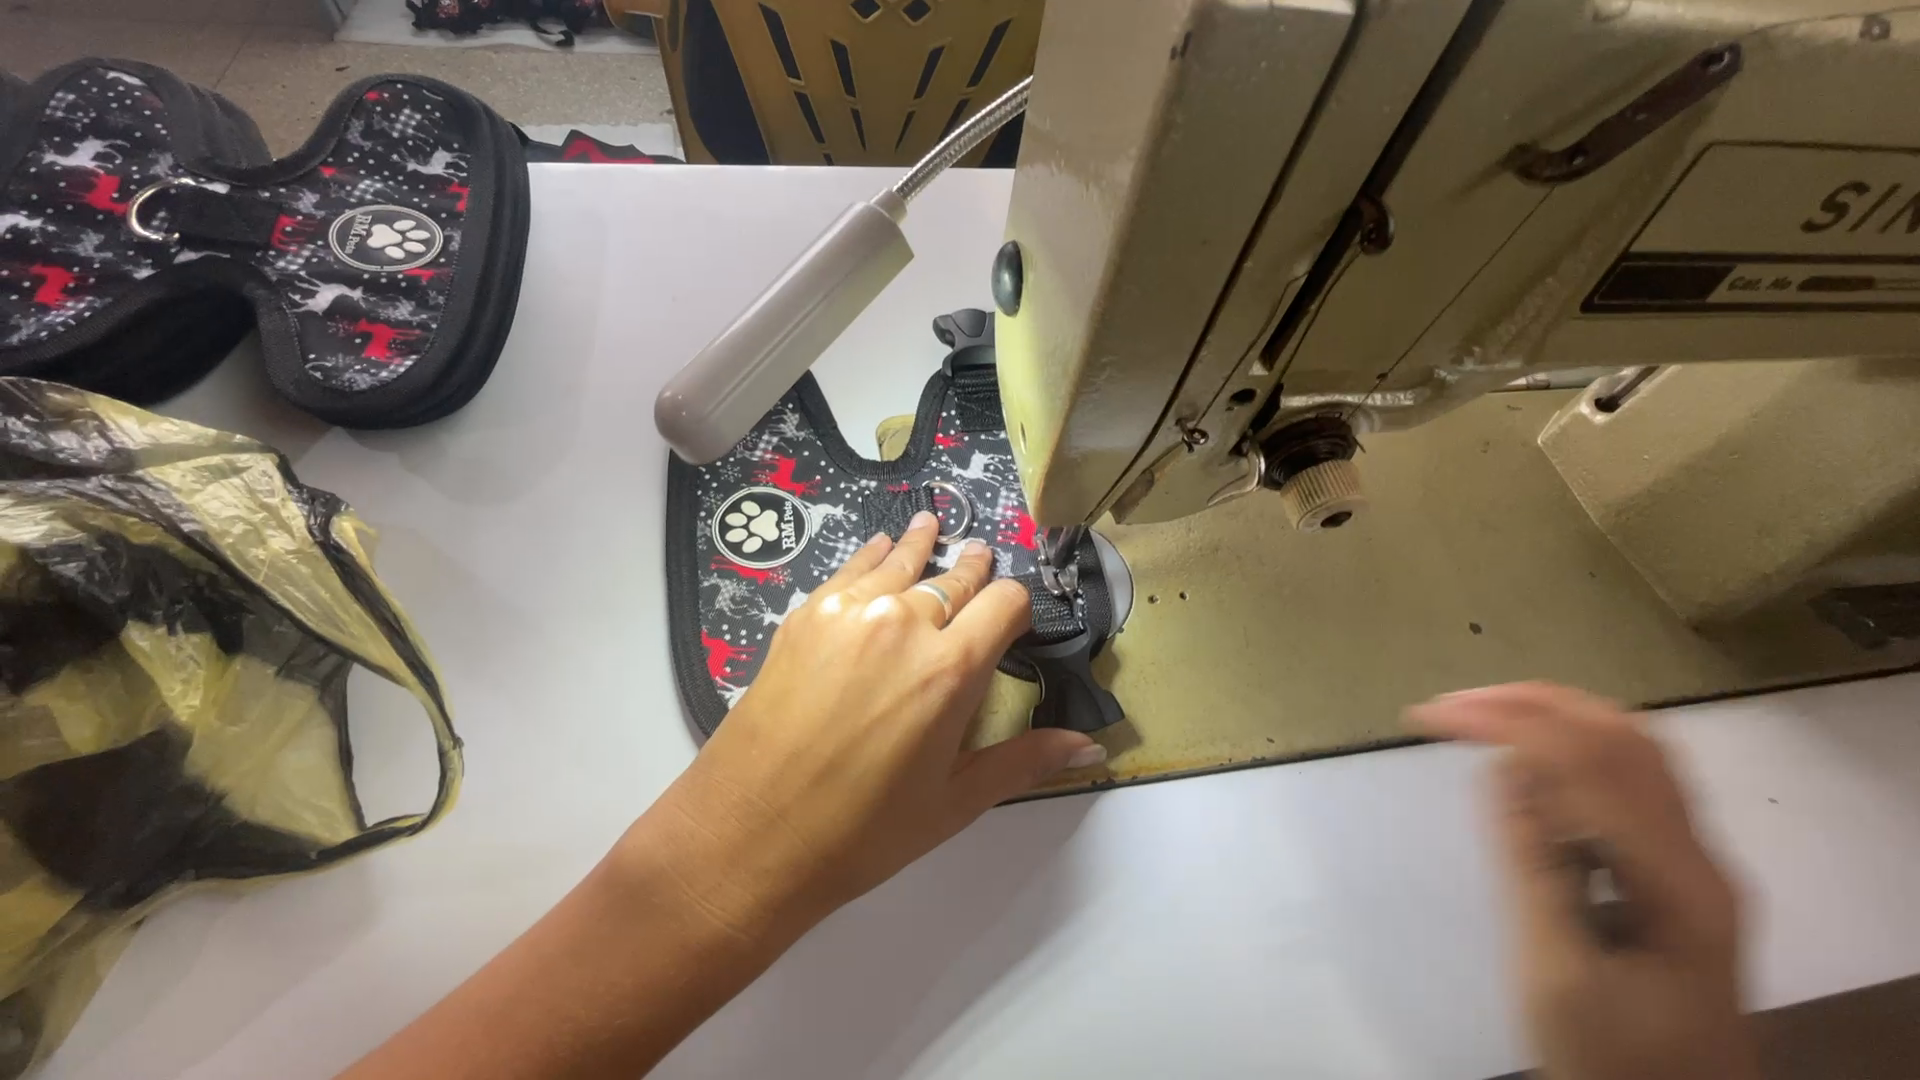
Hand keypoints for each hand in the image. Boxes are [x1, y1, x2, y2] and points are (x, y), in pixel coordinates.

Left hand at [639, 511, 1104, 937]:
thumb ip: (1024, 761)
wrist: (749, 834)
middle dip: (974, 569)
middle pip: (955, 576)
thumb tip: (1090, 747)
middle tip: (979, 556)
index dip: (1016, 606)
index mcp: (952, 669)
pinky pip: (851, 568)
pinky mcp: (805, 615)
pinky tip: (879, 547)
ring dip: (923, 545)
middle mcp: (905, 623)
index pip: (1006, 602)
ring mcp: (850, 612)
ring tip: (933, 525)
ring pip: (901, 559)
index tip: (1013, 618)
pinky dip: (872, 554)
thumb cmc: (861, 832)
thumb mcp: (954, 803)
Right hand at [1407, 683, 1756, 1079]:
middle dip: (1527, 703)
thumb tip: (1499, 769)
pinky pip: (1630, 777)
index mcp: (1676, 882)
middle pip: (1621, 736)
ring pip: (1633, 747)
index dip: (1503, 723)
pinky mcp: (1679, 868)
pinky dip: (1571, 745)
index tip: (1424, 717)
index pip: (1586, 763)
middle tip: (1447, 708)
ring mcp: (1696, 859)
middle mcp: (1700, 855)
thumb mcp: (1555, 972)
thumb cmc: (1610, 1056)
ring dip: (1552, 714)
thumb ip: (1532, 867)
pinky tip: (1528, 757)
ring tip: (1480, 714)